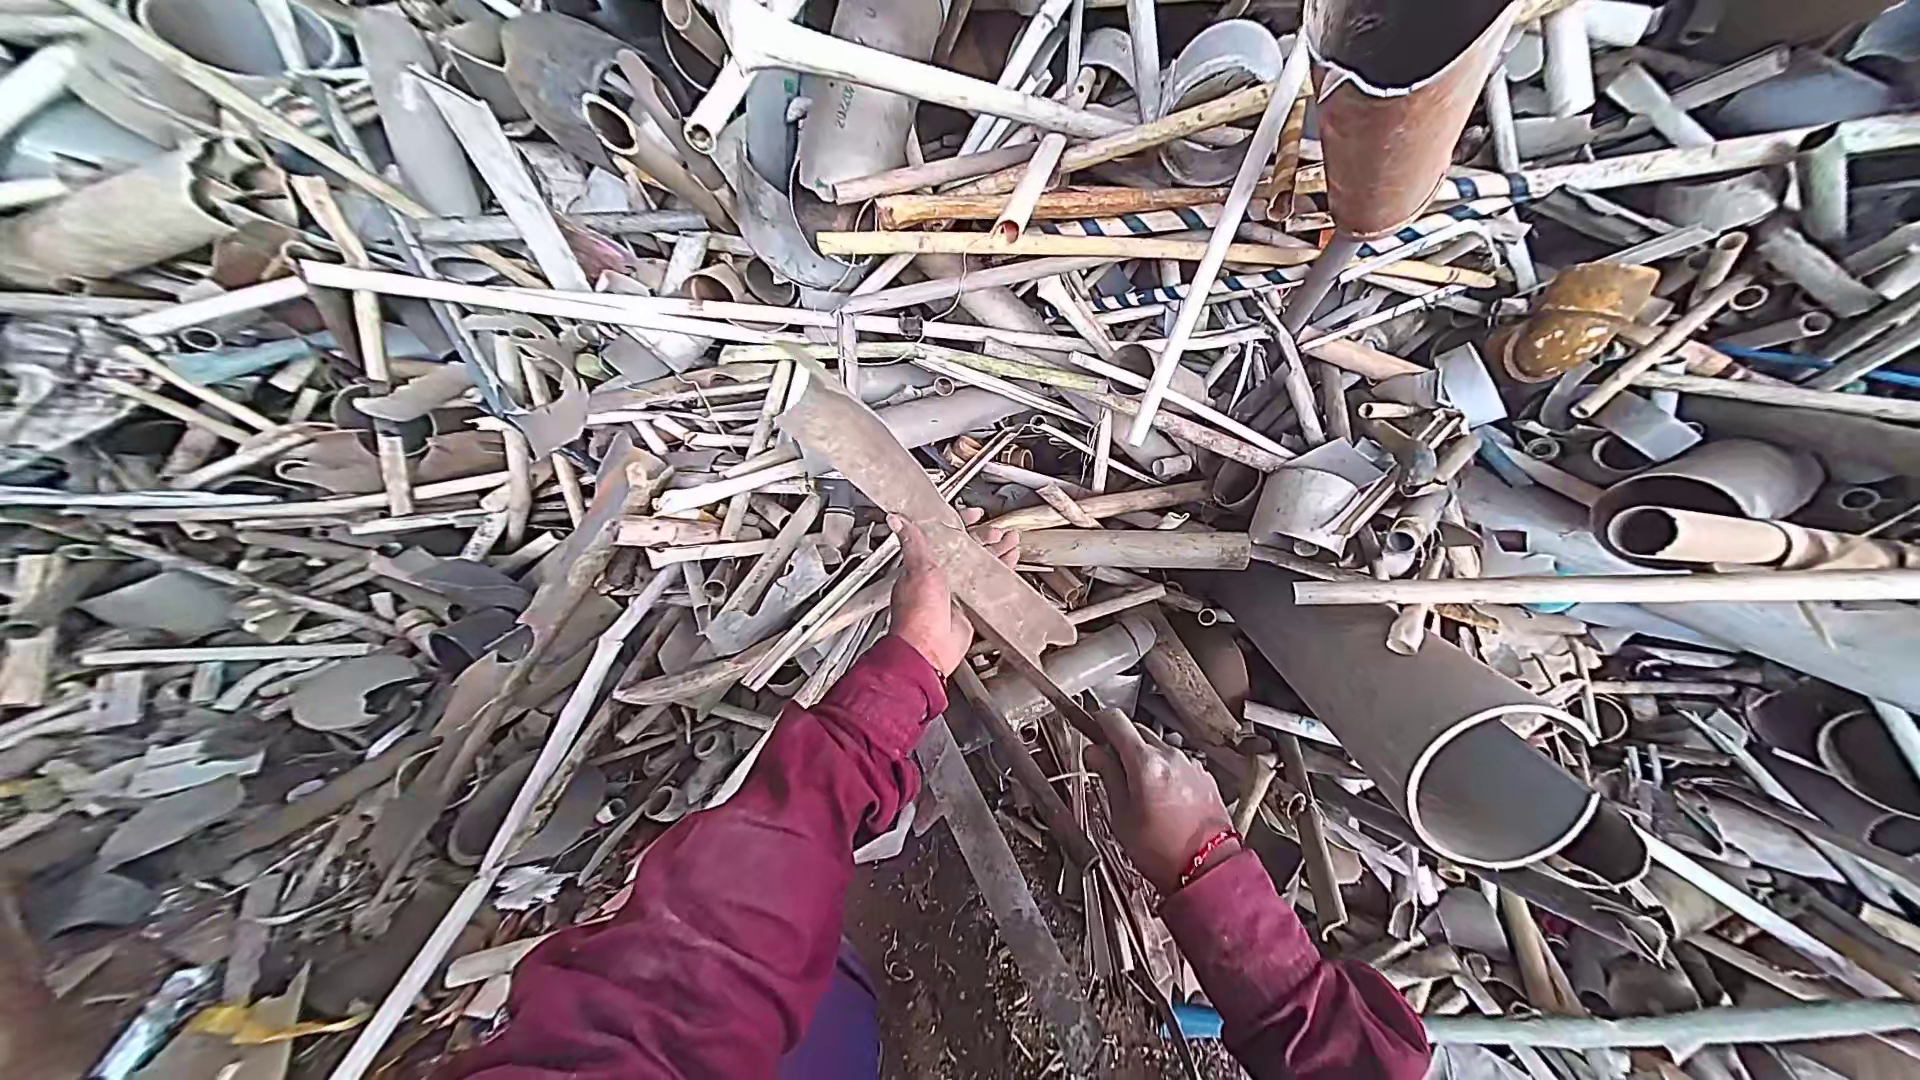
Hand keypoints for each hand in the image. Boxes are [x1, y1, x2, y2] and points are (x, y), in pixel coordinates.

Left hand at [887, 509, 1017, 676]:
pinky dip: (1001, 573)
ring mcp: (956, 591)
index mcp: (925, 563)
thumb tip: (896, 519)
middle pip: (968, 549)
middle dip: (985, 537)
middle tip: (999, 530)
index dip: (961, 522)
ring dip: (997, 552)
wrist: (928, 647)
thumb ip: (912, 541)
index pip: (945, 535)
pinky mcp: (970, 606)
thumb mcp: (918, 567)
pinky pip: (988, 585)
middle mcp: (941, 575)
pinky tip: (1010, 563)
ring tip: (1012, 541)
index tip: (975, 514)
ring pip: (980, 564)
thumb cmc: (917, 612)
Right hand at [1085, 708, 1237, 894]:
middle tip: (1111, 766)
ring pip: (1157, 745)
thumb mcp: (1121, 815)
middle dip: (1121, 743)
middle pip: (1137, 730)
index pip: (1116, 720)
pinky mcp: (1203, 775)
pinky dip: (1164, 768)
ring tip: (1139, 788)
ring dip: (1144, 756)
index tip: (1093, 729)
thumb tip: (1094, 752)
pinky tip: (1161, 795)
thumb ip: (1107, 775)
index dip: (1100, 721)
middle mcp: (1170, 755)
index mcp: (1145, 763)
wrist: (1209, 872)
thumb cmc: (1163, 852)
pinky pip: (1176, 760)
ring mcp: (1190, 764)